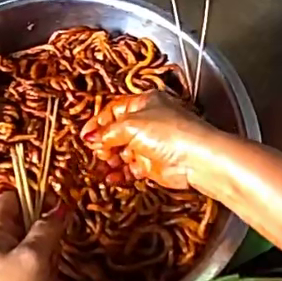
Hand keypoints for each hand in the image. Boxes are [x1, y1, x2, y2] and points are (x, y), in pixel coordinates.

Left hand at [0, 194, 61, 280]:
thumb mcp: (33, 259)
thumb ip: (47, 230)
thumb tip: (60, 207)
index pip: (12, 197)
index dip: (36, 197)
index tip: (60, 207)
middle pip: (21, 219)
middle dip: (43, 227)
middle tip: (59, 241)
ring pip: (27, 242)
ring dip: (44, 250)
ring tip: (51, 265)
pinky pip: (26, 262)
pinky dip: (39, 266)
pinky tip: (46, 280)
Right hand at [83, 92, 223, 190]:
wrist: (196, 159)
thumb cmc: (168, 133)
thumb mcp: (131, 126)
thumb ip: (107, 132)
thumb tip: (90, 137)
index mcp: (143, 102)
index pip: (113, 110)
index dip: (98, 122)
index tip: (85, 135)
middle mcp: (146, 121)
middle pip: (116, 131)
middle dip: (104, 143)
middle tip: (98, 152)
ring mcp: (150, 143)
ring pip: (122, 151)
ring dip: (111, 159)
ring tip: (105, 164)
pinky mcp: (153, 164)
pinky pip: (130, 168)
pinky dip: (120, 173)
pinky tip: (111, 177)